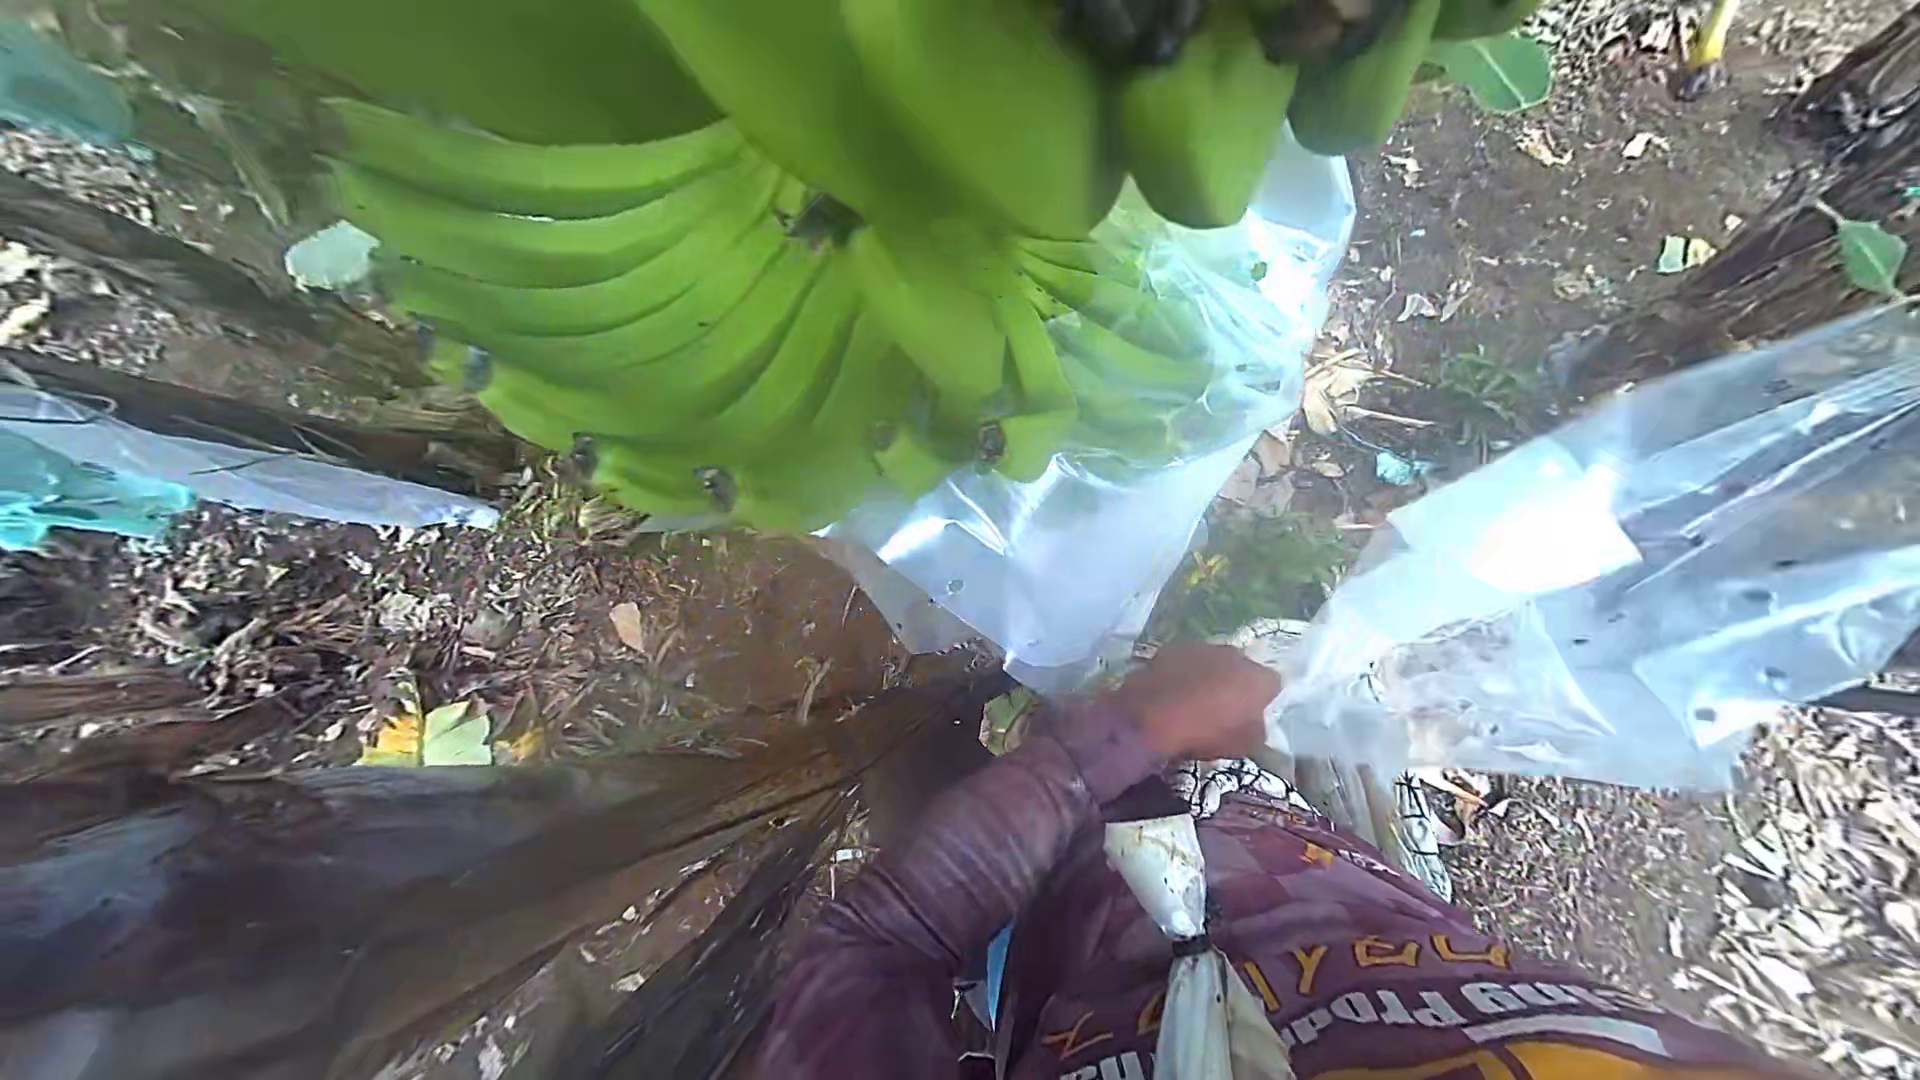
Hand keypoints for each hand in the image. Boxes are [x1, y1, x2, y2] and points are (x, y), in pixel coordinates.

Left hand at [1103, 643, 1279, 760]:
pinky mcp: (1171, 648)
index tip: (1252, 714)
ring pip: (1212, 661)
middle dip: (1235, 683)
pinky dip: (1183, 672)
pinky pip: (1185, 661)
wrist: (1151, 714)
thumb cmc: (1206, 732)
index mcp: (1259, 677)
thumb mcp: (1245, 745)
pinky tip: (1172, 690)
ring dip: (1208, 675)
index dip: (1264, 700)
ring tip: (1194, 698)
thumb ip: (1258, 729)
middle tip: (1223, 706)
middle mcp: (1234, 654)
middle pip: (1241, 668)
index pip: (1272, 685)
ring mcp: (1201, 647)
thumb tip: (1254, 722)